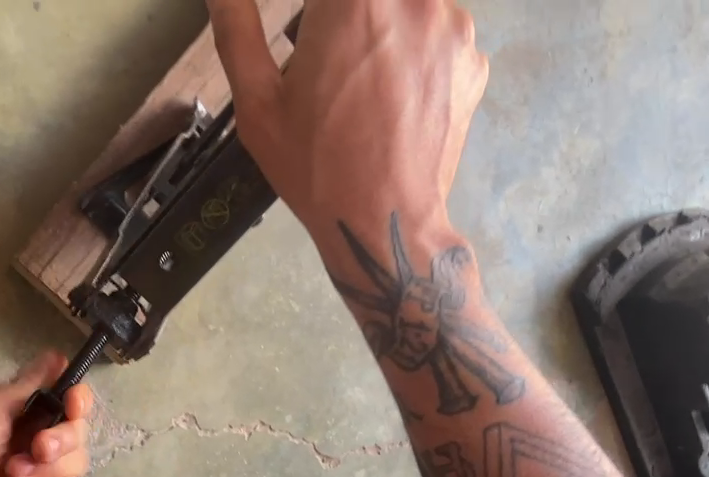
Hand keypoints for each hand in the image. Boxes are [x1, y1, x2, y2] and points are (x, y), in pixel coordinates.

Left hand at [0, 351, 94, 476]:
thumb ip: (25, 387)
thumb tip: (57, 356)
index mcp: (16, 415)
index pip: (64, 401)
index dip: (78, 400)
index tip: (74, 404)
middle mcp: (31, 443)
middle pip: (77, 431)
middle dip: (63, 438)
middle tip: (37, 448)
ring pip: (78, 463)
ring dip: (50, 468)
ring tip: (14, 476)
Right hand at [206, 0, 488, 239]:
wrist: (385, 222)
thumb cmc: (316, 170)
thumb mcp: (259, 106)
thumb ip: (236, 31)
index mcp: (355, 0)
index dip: (316, 17)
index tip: (308, 36)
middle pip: (370, 0)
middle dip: (346, 20)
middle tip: (329, 62)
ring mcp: (452, 24)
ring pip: (407, 8)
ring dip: (382, 32)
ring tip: (362, 89)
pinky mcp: (472, 57)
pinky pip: (438, 36)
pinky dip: (414, 57)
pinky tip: (392, 103)